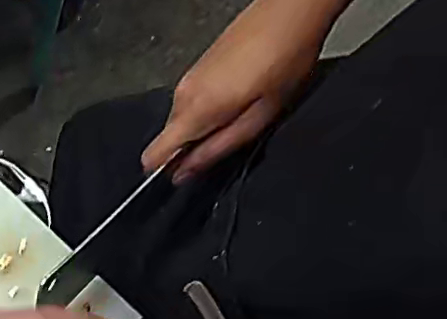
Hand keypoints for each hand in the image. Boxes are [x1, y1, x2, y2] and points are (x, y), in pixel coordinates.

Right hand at [142, 0, 340, 181]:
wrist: (295, 5)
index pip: (151, 158)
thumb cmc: (287, 56)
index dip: (166, 168)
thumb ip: (215, 151)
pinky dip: (206, 103)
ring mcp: (186, 79)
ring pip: (180, 119)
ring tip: (238, 102)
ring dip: (202, 120)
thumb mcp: (258, 117)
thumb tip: (182, 175)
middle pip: (168, 139)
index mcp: (193, 114)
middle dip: (192, 142)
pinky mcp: (195, 67)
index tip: (189, 164)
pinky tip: (237, 87)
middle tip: (230, 126)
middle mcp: (181, 97)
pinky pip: (189, 100)